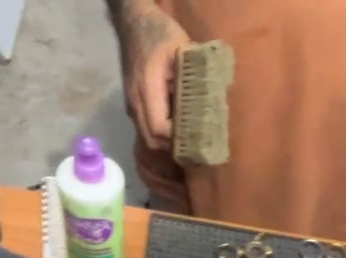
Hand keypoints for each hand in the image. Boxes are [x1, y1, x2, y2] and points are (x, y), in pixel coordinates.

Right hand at [114, 2, 190, 150]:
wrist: (134, 22)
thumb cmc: (159, 32)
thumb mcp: (181, 47)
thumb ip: (195, 74)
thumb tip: (214, 100)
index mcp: (146, 87)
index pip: (159, 128)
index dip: (177, 138)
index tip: (196, 136)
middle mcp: (135, 101)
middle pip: (152, 140)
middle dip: (173, 147)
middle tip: (195, 145)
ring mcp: (132, 104)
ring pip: (147, 137)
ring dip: (167, 143)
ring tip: (187, 140)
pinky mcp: (134, 105)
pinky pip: (146, 128)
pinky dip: (161, 134)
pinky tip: (177, 129)